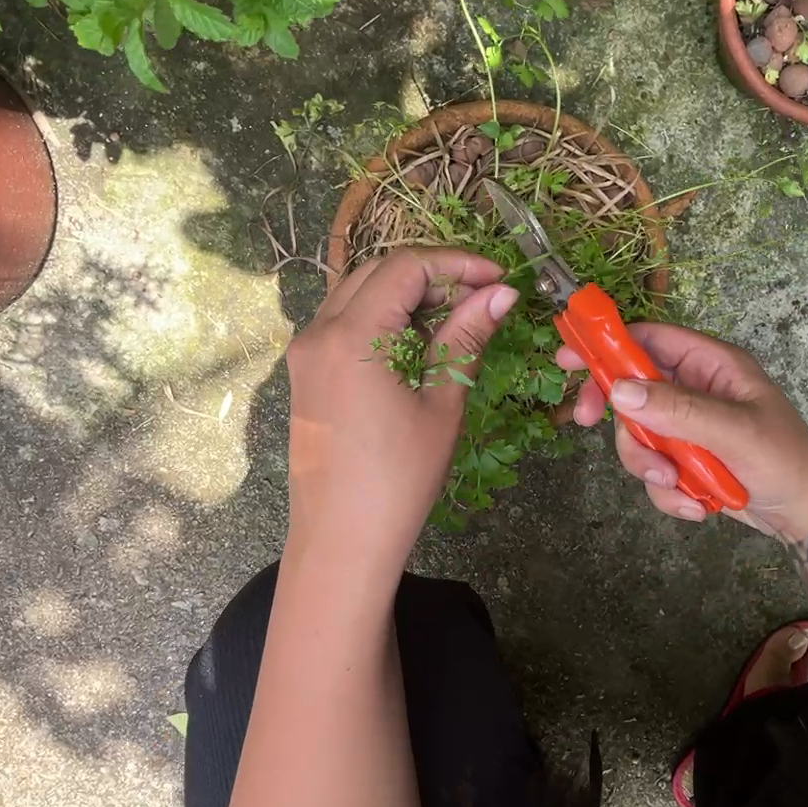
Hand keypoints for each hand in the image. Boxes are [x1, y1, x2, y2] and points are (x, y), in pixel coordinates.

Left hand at [287, 249, 517, 566]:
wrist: (341, 542)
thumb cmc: (398, 479)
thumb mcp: (442, 404)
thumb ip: (466, 339)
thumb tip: (502, 294)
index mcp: (350, 335)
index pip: (406, 267)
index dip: (457, 264)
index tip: (500, 279)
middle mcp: (318, 332)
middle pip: (379, 272)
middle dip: (434, 274)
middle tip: (482, 298)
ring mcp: (305, 352)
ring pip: (358, 293)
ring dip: (408, 294)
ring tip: (457, 318)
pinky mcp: (306, 373)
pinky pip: (345, 322)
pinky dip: (383, 317)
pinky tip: (418, 342)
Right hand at [557, 323, 807, 540]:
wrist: (805, 517)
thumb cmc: (784, 461)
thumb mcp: (735, 432)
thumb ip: (679, 410)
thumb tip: (620, 391)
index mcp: (711, 365)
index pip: (649, 340)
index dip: (607, 345)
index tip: (567, 361)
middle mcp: (693, 390)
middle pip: (631, 391)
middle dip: (619, 418)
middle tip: (587, 425)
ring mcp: (686, 427)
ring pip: (637, 435)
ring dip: (649, 465)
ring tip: (680, 485)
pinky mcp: (684, 460)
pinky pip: (652, 469)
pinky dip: (666, 491)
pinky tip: (696, 505)